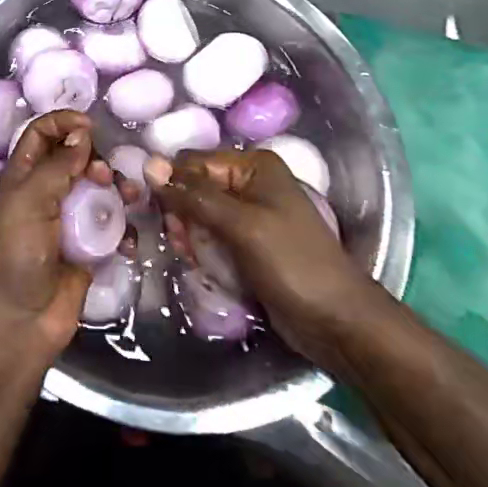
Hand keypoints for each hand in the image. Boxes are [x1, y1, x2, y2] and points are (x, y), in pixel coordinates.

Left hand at [0, 110, 112, 353]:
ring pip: (97, 193)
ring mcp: (66, 222)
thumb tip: (81, 133)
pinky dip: (124, 230)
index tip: (90, 125)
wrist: (22, 319)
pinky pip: (111, 229)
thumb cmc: (17, 254)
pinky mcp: (87, 249)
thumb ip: (56, 166)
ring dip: (116, 193)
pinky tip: (130, 241)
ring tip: (130, 201)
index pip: (39, 136)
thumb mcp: (28, 201)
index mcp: (19, 178)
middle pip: (74, 161)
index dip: (61, 123)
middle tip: (104, 176)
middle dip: (95, 161)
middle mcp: (42, 195)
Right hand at [151, 148, 388, 366]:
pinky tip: (202, 265)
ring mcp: (248, 213)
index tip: (169, 219)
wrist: (338, 323)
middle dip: (181, 215)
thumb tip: (148, 165)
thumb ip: (194, 194)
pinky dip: (201, 249)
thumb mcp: (241, 225)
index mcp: (253, 166)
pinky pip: (208, 235)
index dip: (173, 186)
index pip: (190, 163)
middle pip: (191, 187)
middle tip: (184, 243)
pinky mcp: (246, 241)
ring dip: (189, 236)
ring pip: (195, 214)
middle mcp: (249, 182)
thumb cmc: (294, 265)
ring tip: (193, 257)